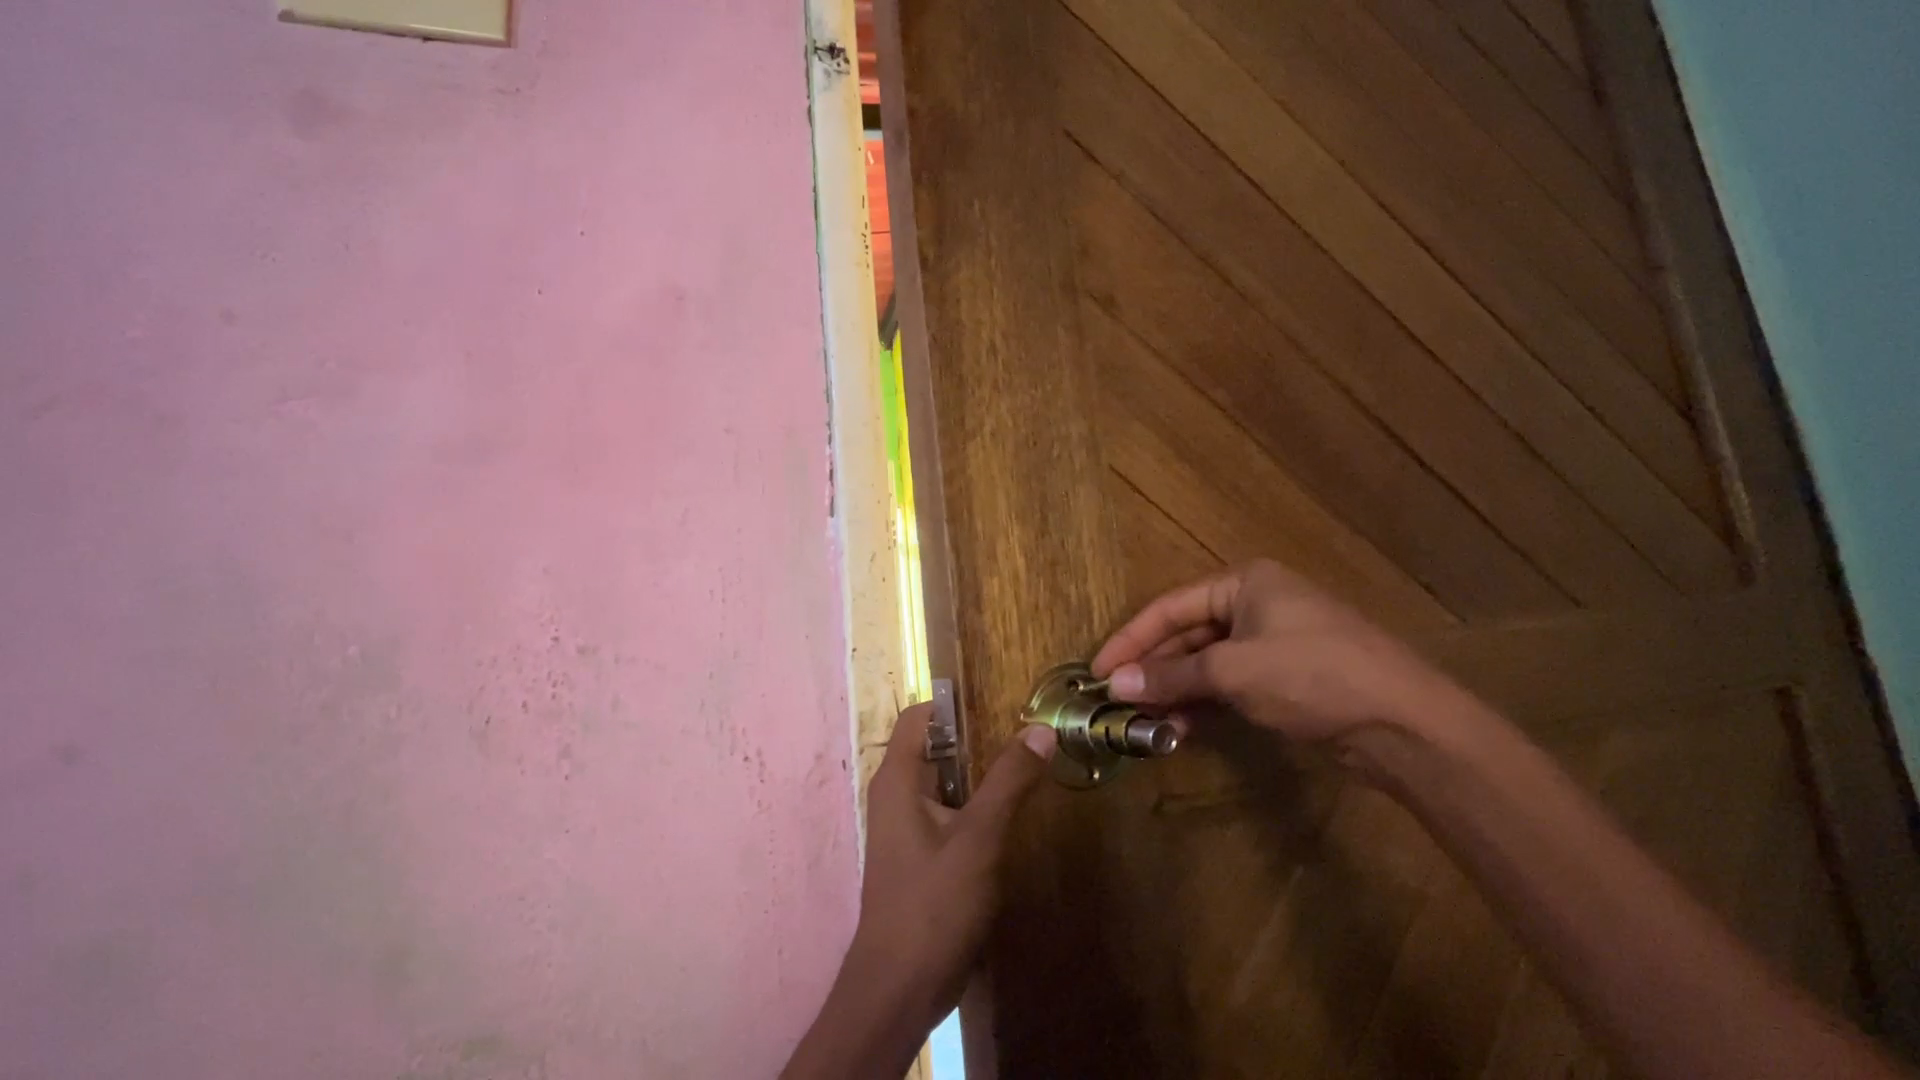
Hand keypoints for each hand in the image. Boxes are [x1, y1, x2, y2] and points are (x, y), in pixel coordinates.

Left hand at [784, 704, 1056, 1078]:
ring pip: (946, 784)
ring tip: (1030, 768)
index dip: (955, 704)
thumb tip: (1040, 728)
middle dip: (979, 739)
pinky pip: (949, 815)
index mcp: (897, 780)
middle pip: (935, 747)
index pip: (919, 716)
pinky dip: (976, 807)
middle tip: (1030, 735)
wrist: (900, 987)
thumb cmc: (932, 904)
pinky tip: (1010, 818)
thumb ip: (1009, 781)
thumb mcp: (978, 838)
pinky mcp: (921, 858)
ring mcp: (907, 830)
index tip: (1004, 704)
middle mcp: (896, 796)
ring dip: (981, 775)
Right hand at [1090, 560, 1463, 746]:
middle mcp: (1256, 604)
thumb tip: (1114, 684)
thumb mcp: (1234, 671)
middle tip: (1115, 702)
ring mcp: (1273, 642)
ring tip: (1142, 722)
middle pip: (1187, 635)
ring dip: (1175, 691)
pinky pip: (1230, 685)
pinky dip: (1204, 704)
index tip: (1096, 673)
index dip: (1130, 639)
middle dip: (1152, 669)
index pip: (1169, 607)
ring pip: (1207, 664)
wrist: (1401, 722)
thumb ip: (1171, 675)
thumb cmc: (1312, 675)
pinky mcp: (1286, 678)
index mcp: (1244, 583)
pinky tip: (1179, 729)